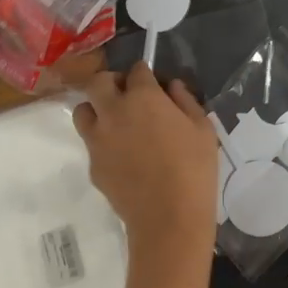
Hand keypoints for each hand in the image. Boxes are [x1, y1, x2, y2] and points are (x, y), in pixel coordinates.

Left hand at [73, 63, 219, 260]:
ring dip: (97, 109)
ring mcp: (98, 139)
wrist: (168, 218)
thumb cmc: (194, 169)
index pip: (136, 70)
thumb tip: (172, 86)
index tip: (153, 83)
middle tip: (127, 94)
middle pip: (98, 82)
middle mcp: (113, 112)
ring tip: (116, 122)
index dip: (145, 73)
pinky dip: (102, 141)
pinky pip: (91, 143)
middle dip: (111, 82)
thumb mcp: (203, 129)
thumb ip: (186, 101)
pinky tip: (122, 155)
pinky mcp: (93, 164)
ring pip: (83, 111)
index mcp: (143, 98)